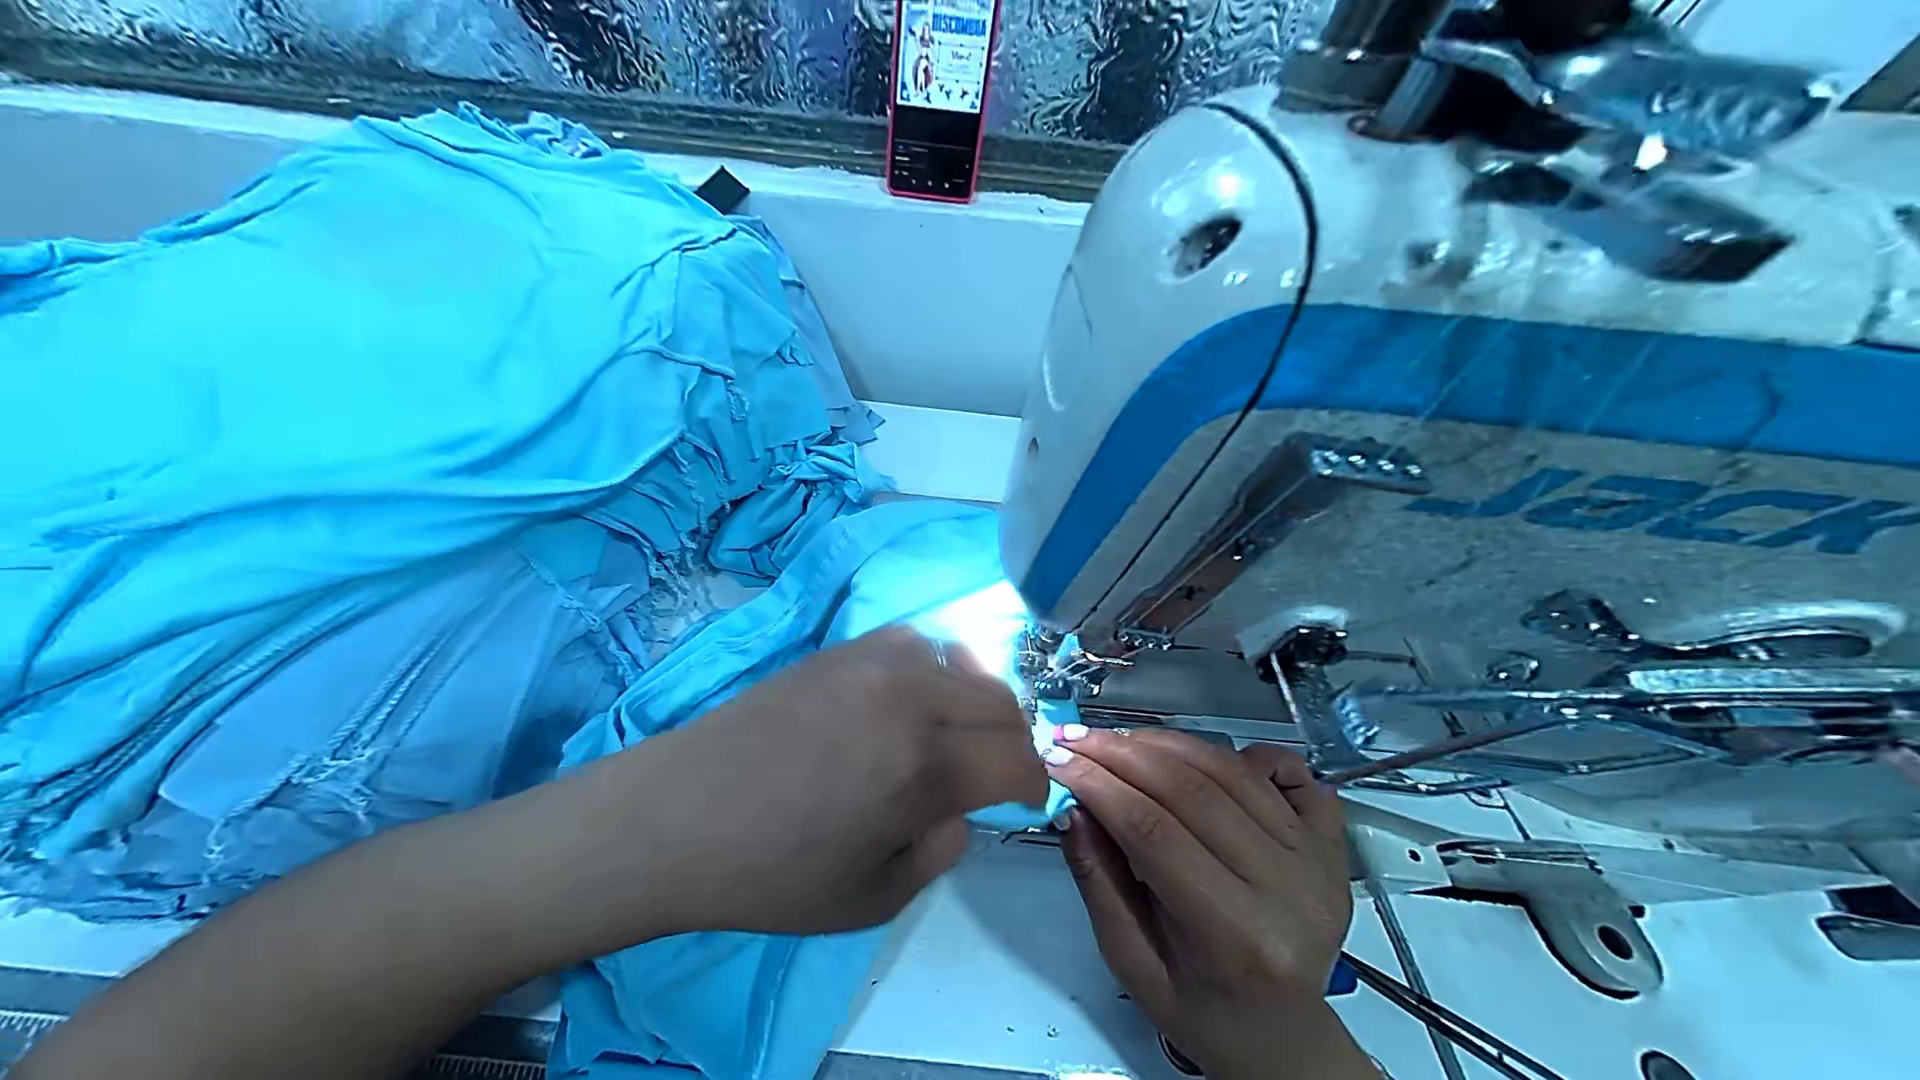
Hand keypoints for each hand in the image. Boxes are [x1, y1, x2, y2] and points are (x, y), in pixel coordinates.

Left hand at [608, 625, 1047, 936]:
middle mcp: (908, 700)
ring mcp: (874, 663)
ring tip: (956, 731)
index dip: (1033, 783)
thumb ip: (940, 851)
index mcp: (920, 769)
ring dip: (977, 701)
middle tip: (995, 770)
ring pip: (965, 664)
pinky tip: (910, 696)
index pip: (1015, 760)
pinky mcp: (843, 648)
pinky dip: (934, 670)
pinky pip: (917, 643)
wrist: (679, 814)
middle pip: (1001, 703)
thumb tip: (962, 807)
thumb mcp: (872, 898)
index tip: (1023, 800)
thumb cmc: (771, 873)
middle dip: (1014, 741)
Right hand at [1044, 729, 1364, 1079]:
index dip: (1098, 785)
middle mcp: (1287, 890)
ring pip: (1227, 770)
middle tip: (1076, 739)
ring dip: (1162, 742)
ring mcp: (1314, 858)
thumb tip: (1071, 805)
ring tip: (1115, 738)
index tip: (1057, 760)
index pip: (1154, 832)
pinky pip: (1282, 769)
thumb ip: (1099, 879)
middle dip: (1121, 753)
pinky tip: (1191, 748)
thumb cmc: (1199, 1008)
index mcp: (1237, 937)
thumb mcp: (1131, 962)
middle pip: (1190, 791)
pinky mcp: (1327, 840)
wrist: (1281, 1033)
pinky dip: (1231, 748)